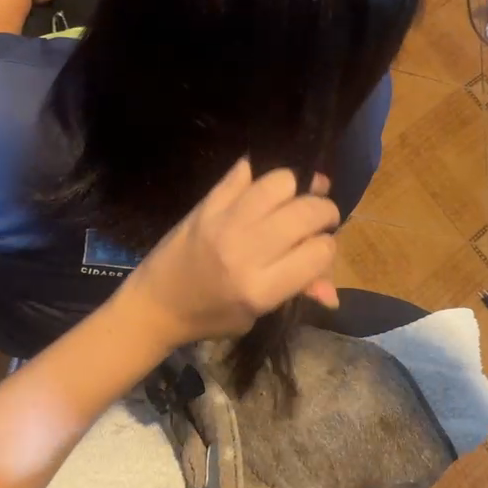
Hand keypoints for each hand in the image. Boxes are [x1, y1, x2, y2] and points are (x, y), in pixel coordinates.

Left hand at [112, 160, 340, 349]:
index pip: (319, 252)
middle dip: (323, 210)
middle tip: (317, 217)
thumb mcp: (256, 316)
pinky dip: (257, 174)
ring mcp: (224, 222)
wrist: (155, 303)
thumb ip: (294, 293)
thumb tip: (332, 292)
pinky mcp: (206, 203)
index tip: (319, 246)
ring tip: (290, 199)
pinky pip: (242, 171)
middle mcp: (246, 251)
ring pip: (279, 182)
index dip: (328, 246)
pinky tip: (262, 187)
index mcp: (261, 288)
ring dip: (294, 187)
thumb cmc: (210, 316)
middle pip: (306, 212)